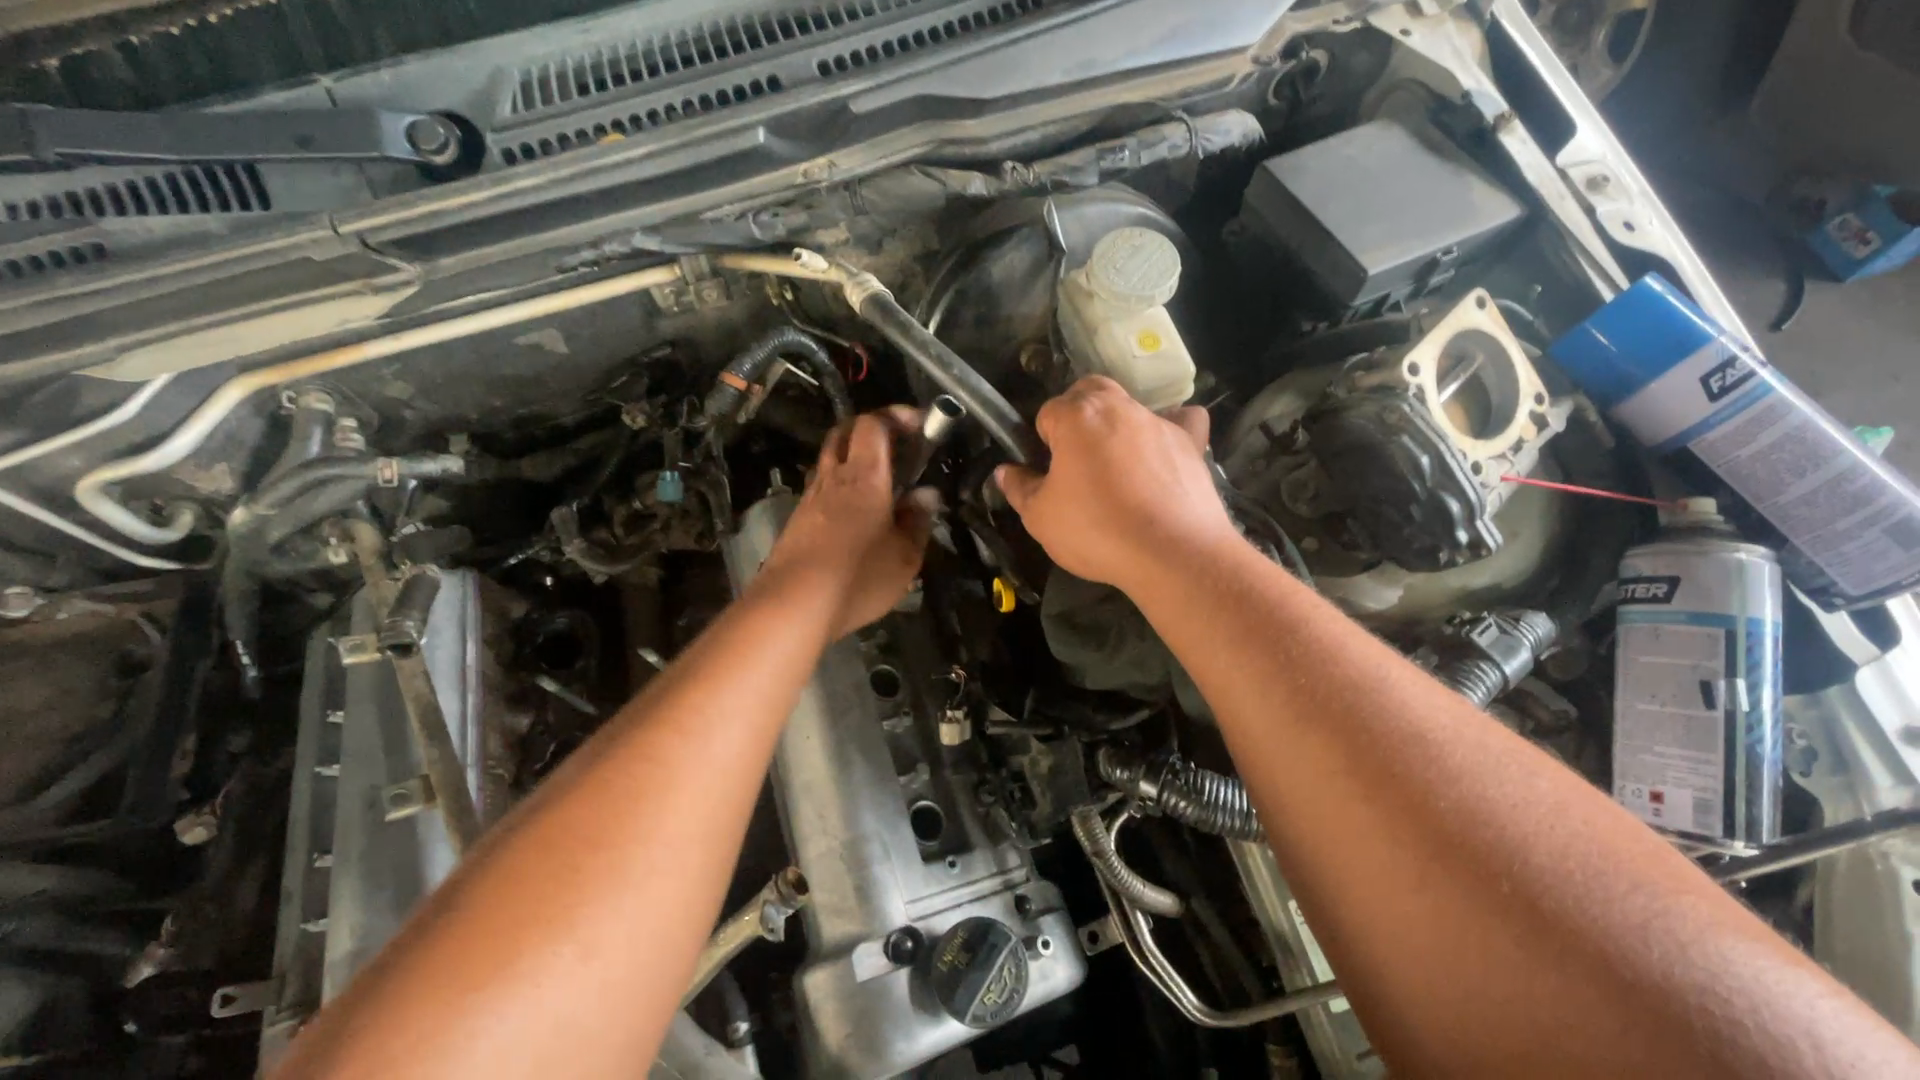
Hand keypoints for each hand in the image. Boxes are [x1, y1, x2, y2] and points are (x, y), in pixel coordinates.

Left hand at [758, 407, 936, 639]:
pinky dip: (838, 487)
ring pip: (829, 461)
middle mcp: (833, 478)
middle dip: (870, 429)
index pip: (873, 425)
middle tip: (895, 444)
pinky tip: (853, 513)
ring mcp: (809, 499)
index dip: (895, 416)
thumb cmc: (857, 578)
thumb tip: (926, 495)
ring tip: (876, 480)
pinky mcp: (796, 522)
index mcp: (865, 476)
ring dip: (851, 458)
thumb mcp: (904, 557)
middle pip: (843, 433)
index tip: (919, 425)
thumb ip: (917, 521)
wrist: (793, 605)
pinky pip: (820, 489)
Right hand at [996, 377, 1241, 591]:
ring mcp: (1159, 423)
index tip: (1046, 472)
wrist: (1172, 553)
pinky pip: (1183, 421)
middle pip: (1090, 393)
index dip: (1042, 441)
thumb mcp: (1041, 517)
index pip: (1048, 412)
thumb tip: (1006, 471)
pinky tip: (1164, 451)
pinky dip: (1172, 429)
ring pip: (1132, 407)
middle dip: (1078, 415)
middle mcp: (1119, 407)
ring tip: (1117, 469)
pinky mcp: (1192, 443)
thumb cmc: (1097, 531)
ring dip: (1118, 427)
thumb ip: (1020, 488)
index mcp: (1077, 417)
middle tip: (1075, 459)